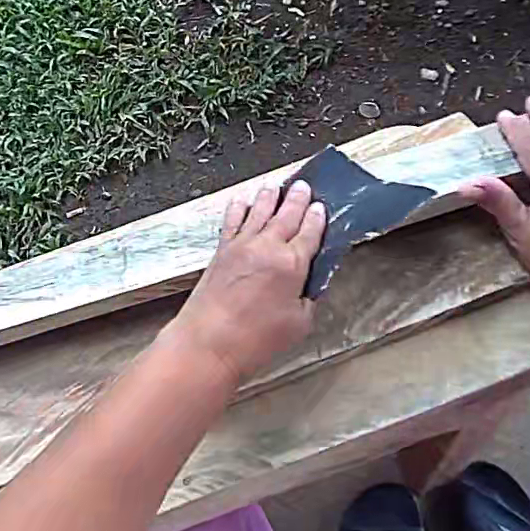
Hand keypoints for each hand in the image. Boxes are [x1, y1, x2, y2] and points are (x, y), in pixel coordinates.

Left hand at [167, 180, 326, 385]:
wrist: (208, 344)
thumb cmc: (256, 340)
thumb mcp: (299, 323)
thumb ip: (308, 297)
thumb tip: (308, 283)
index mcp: (293, 264)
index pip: (310, 232)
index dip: (317, 217)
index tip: (321, 206)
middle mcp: (268, 247)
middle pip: (287, 215)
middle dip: (297, 199)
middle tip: (303, 186)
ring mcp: (242, 246)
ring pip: (259, 212)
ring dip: (270, 197)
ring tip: (276, 186)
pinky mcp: (221, 251)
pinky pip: (232, 221)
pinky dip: (238, 208)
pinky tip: (242, 200)